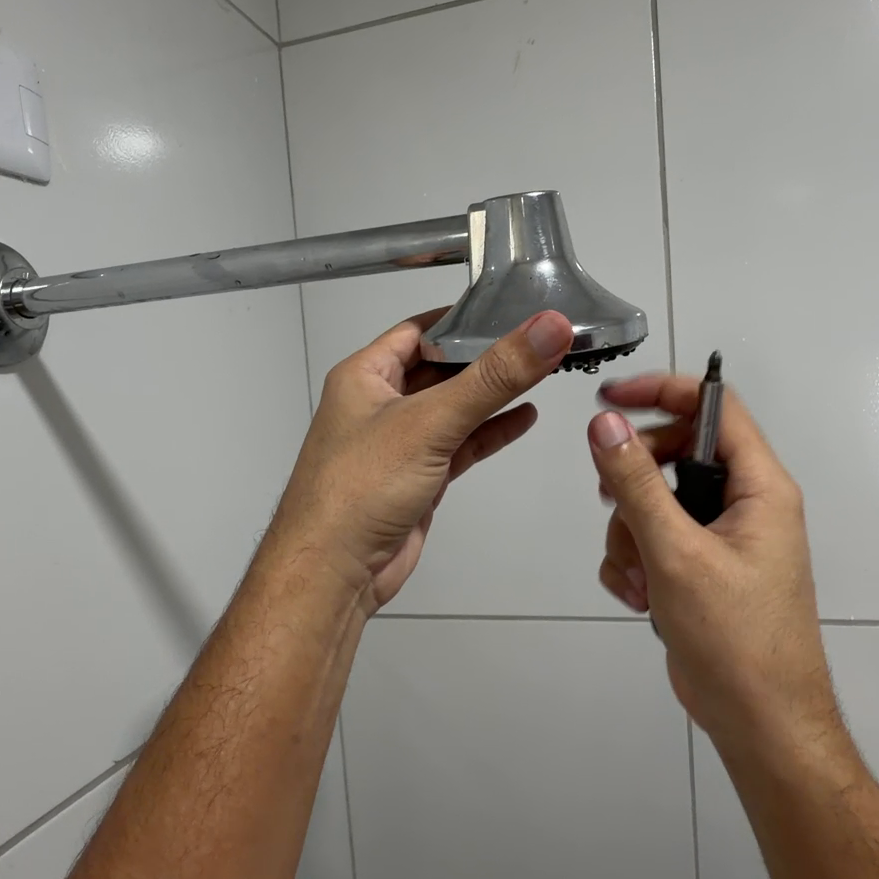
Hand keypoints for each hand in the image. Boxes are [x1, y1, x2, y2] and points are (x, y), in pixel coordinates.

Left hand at [265, 307, 574, 611]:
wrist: (334, 572)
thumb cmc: (354, 492)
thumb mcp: (429, 422)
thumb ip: (491, 378)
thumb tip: (543, 331)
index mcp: (364, 376)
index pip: (420, 330)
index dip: (463, 318)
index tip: (510, 307)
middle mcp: (379, 406)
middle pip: (442, 368)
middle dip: (486, 356)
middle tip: (538, 339)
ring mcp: (399, 444)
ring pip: (454, 408)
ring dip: (494, 394)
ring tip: (542, 371)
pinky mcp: (417, 478)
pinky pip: (460, 445)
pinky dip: (490, 432)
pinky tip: (522, 417)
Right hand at [585, 375, 839, 747]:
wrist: (758, 721)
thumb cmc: (733, 635)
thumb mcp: (677, 553)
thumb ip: (637, 484)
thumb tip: (603, 423)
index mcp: (759, 487)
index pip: (713, 408)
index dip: (660, 392)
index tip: (606, 400)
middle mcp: (741, 504)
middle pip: (673, 456)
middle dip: (633, 484)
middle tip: (609, 502)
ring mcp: (717, 539)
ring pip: (653, 504)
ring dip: (630, 538)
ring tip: (640, 582)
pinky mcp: (696, 571)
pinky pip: (652, 543)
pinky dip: (635, 565)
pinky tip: (638, 600)